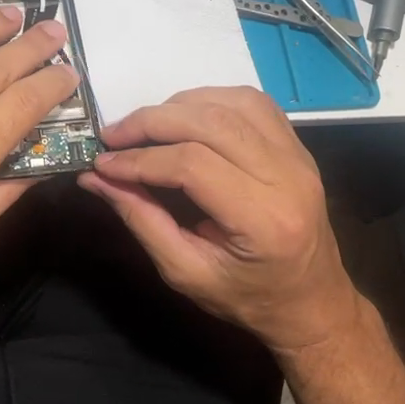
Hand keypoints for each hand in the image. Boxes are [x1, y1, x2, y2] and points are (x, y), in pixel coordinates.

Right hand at [78, 86, 361, 353]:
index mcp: (263, 220)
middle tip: (112, 136)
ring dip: (178, 106)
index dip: (140, 159)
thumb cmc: (246, 297)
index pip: (192, 165)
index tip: (101, 164)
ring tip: (143, 127)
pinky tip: (182, 118)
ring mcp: (298, 156)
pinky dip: (208, 101)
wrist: (310, 302)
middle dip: (151, 121)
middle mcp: (288, 178)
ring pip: (231, 102)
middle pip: (211, 122)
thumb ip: (140, 219)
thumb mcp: (184, 271)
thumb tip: (94, 177)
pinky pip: (251, 103)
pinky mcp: (297, 146)